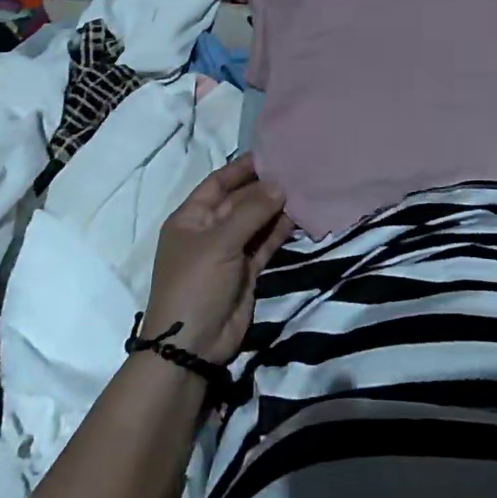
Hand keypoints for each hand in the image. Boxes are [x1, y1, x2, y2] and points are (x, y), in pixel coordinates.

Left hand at [142, 155, 293, 365]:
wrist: (193, 344)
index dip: (241, 168)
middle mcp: (210, 231)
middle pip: (240, 201)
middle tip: (297, 169)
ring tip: (305, 188)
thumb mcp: (219, 243)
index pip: (218, 184)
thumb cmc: (195, 284)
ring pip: (257, 222)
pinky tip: (301, 215)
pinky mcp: (248, 271)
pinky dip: (281, 231)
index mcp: (191, 219)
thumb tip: (279, 185)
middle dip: (265, 187)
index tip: (270, 153)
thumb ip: (251, 212)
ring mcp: (230, 252)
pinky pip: (266, 244)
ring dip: (277, 208)